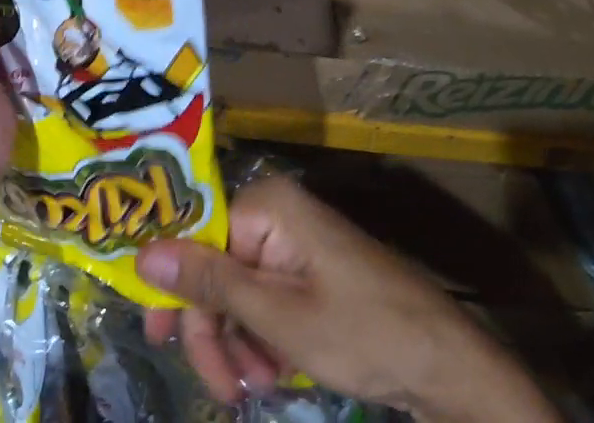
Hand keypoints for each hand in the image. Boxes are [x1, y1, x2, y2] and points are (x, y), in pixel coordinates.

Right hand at [138, 176, 559, 422]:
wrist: (451, 368)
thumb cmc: (364, 333)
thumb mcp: (278, 317)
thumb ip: (208, 283)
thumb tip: (141, 253)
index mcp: (266, 206)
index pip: (195, 237)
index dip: (174, 288)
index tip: (160, 337)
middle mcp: (275, 215)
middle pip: (214, 269)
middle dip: (214, 331)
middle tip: (223, 387)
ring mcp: (294, 244)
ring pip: (236, 292)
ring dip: (238, 343)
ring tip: (256, 385)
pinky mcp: (309, 273)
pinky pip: (263, 300)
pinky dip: (261, 339)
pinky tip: (273, 372)